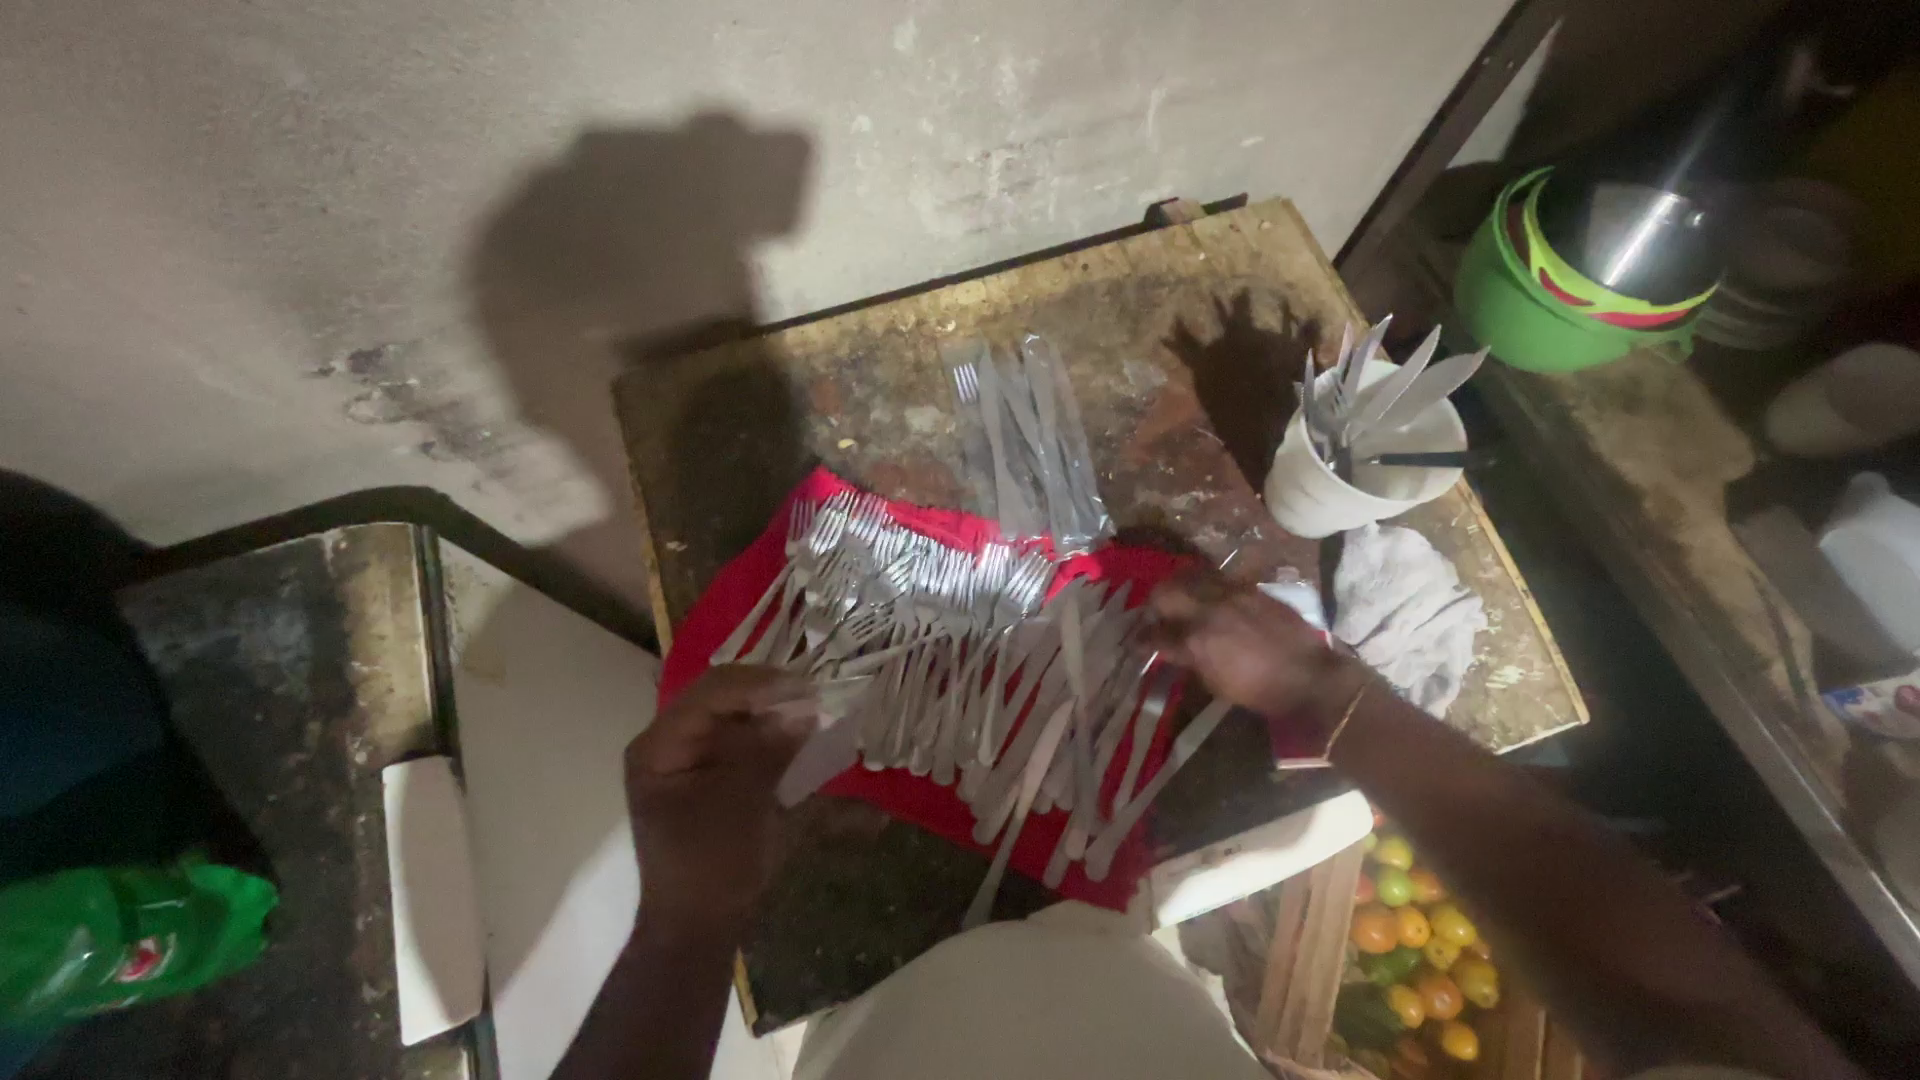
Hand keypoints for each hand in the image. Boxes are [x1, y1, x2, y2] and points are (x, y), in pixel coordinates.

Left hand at [626, 665, 814, 935]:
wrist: (697, 926)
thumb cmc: (711, 866)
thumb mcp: (742, 802)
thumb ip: (767, 750)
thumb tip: (803, 709)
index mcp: (659, 746)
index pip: (711, 692)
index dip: (761, 684)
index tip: (806, 688)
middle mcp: (667, 742)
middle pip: (719, 696)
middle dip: (767, 691)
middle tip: (812, 693)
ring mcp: (686, 757)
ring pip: (732, 712)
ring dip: (770, 707)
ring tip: (809, 706)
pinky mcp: (708, 773)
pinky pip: (739, 737)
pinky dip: (768, 731)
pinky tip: (796, 731)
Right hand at [1147, 570, 1364, 725]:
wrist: (1310, 677)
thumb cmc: (1261, 691)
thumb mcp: (1216, 684)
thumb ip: (1191, 661)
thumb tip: (1178, 651)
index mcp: (1195, 642)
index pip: (1154, 635)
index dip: (1141, 640)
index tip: (1137, 643)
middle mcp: (1207, 611)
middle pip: (1164, 593)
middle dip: (1154, 604)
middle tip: (1157, 615)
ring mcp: (1230, 595)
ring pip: (1189, 576)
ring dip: (1178, 587)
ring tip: (1180, 598)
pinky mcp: (1250, 588)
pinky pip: (1217, 577)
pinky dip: (1205, 584)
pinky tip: (1207, 595)